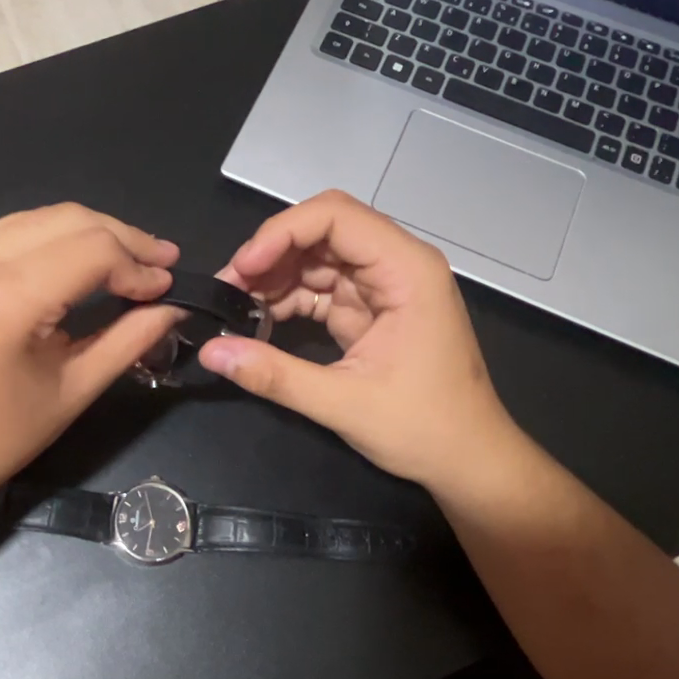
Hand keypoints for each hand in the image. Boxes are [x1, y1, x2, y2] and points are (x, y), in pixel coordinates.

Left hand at [0, 204, 180, 510]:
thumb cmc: (4, 432)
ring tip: (134, 258)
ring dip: (94, 233)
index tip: (167, 284)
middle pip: (70, 222)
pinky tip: (86, 257)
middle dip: (124, 239)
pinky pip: (17, 228)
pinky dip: (58, 237)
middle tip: (162, 261)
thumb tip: (176, 304)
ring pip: (45, 217)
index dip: (137, 264)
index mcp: (3, 302)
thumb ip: (131, 338)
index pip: (92, 251)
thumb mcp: (77, 387)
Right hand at [197, 191, 527, 497]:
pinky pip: (320, 289)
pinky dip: (287, 301)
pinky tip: (257, 322)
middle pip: (322, 230)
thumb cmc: (424, 428)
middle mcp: (396, 265)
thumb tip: (210, 353)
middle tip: (228, 289)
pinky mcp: (369, 310)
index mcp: (406, 270)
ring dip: (274, 278)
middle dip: (271, 254)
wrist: (468, 461)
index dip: (281, 233)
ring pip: (316, 258)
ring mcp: (382, 287)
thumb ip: (275, 375)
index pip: (336, 217)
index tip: (243, 269)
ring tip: (233, 308)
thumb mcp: (344, 403)